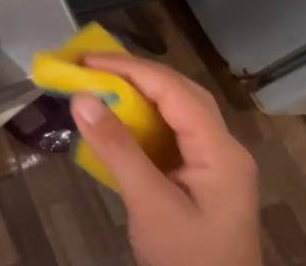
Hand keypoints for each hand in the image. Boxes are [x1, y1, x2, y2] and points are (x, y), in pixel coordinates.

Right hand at [70, 53, 260, 265]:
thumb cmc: (188, 262)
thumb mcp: (150, 206)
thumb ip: (117, 148)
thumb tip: (80, 96)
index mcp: (221, 152)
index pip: (174, 90)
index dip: (129, 69)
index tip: (84, 61)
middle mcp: (225, 150)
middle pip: (180, 93)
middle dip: (134, 74)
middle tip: (88, 67)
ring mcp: (217, 167)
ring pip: (178, 111)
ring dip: (139, 93)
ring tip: (98, 83)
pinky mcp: (203, 181)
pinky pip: (173, 133)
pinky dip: (143, 118)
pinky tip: (118, 121)